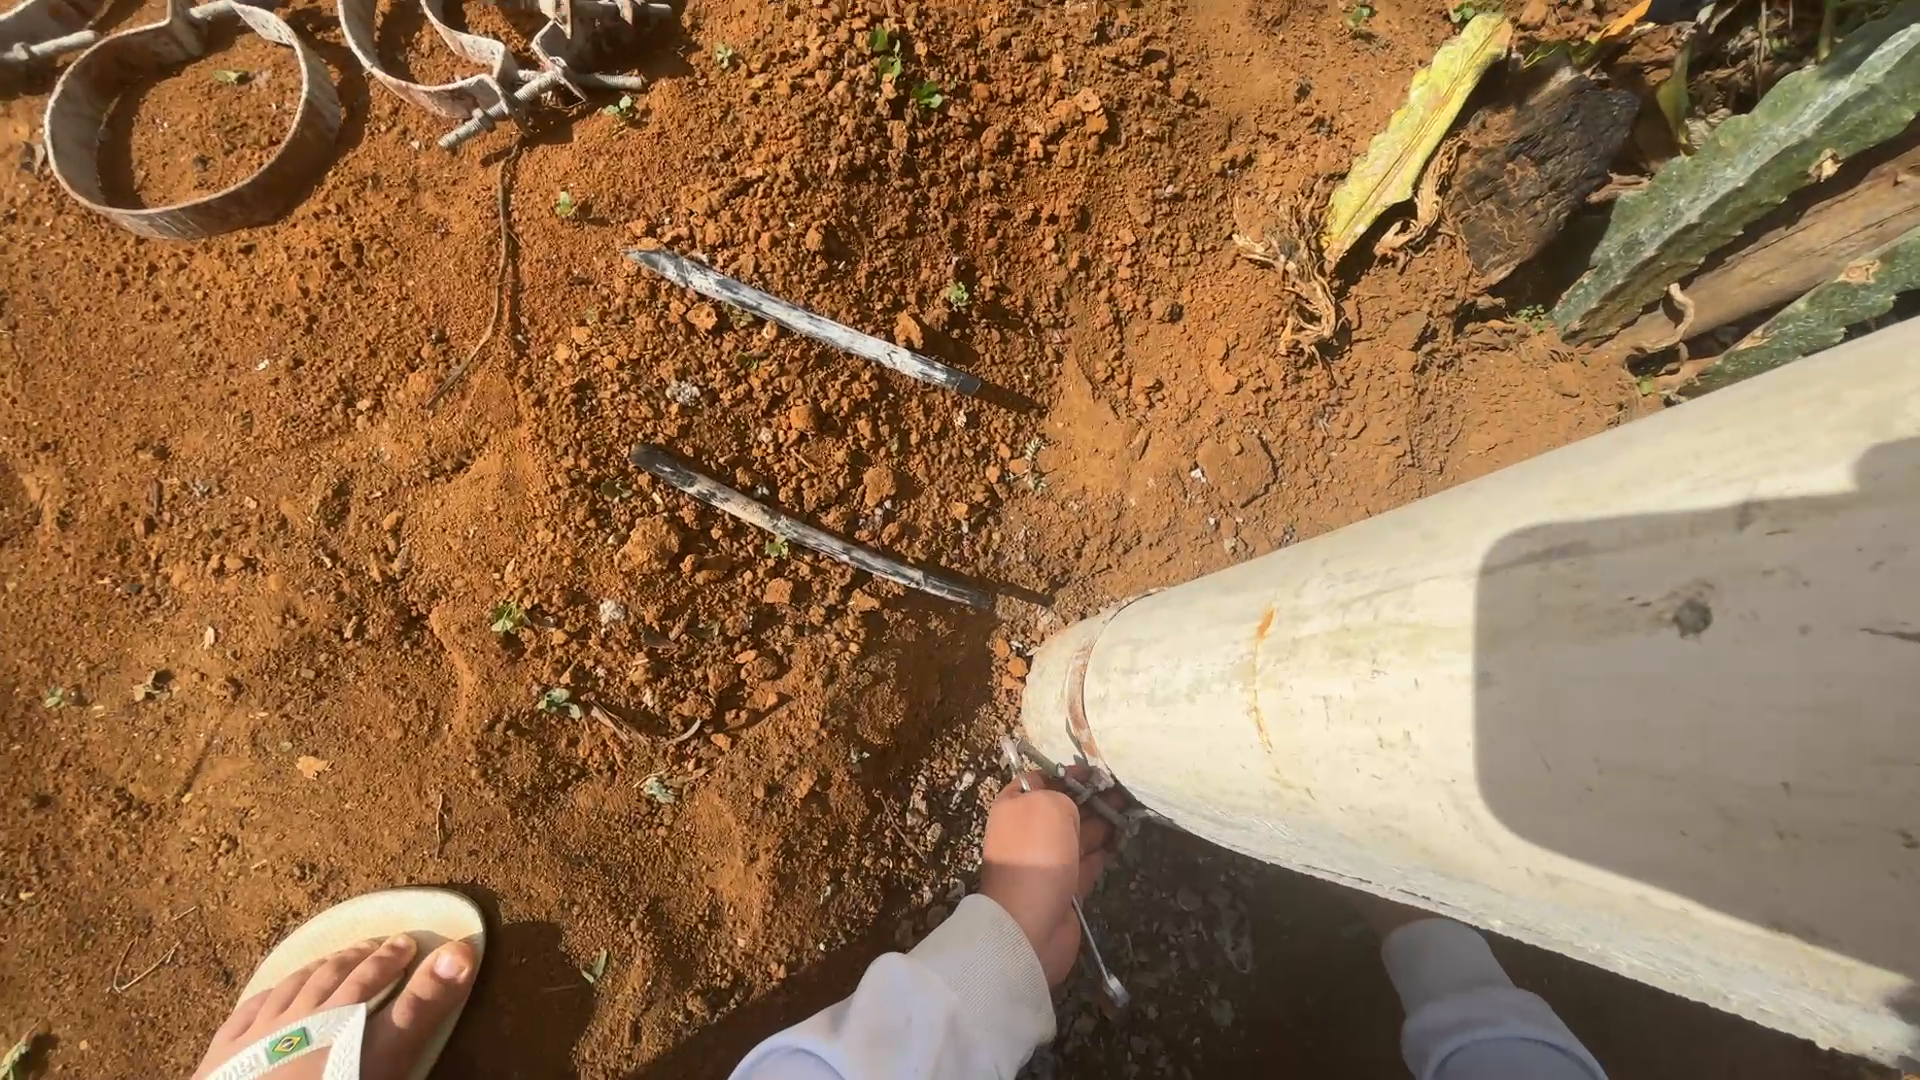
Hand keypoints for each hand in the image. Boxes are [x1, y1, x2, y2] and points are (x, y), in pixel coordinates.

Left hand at [978, 767, 1121, 985]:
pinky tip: (1120, 839)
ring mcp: (1047, 861)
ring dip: (1101, 822)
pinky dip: (1102, 851)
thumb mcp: (1049, 806)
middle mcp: (1028, 831)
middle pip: (1062, 807)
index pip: (1038, 779)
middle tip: (1121, 789)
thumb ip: (1064, 797)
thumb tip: (1072, 807)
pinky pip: (1086, 863)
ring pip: (1078, 835)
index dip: (1064, 773)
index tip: (1094, 771)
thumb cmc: (1036, 853)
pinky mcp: (1065, 888)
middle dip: (1089, 797)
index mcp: (1015, 806)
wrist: (1029, 923)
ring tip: (1128, 809)